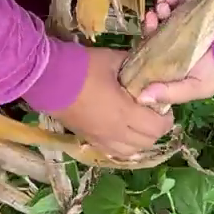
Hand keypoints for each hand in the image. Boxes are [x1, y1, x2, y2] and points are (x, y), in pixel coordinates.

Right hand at [51, 46, 173, 156]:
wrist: (47, 79)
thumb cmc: (82, 68)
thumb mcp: (113, 60)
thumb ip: (136, 66)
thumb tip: (149, 67)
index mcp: (125, 113)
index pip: (158, 126)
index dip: (166, 117)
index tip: (164, 106)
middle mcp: (116, 132)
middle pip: (148, 142)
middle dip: (156, 128)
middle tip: (154, 112)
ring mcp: (102, 139)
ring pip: (133, 152)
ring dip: (142, 140)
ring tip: (140, 124)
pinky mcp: (90, 140)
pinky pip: (115, 153)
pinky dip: (125, 147)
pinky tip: (124, 133)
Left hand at [135, 0, 213, 106]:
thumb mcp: (196, 88)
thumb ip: (170, 93)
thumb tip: (140, 99)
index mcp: (173, 64)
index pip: (151, 57)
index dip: (142, 49)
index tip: (140, 42)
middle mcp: (176, 44)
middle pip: (154, 34)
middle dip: (150, 26)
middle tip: (151, 19)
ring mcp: (184, 25)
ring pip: (163, 16)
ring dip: (159, 11)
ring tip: (162, 8)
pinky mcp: (192, 8)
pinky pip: (177, 1)